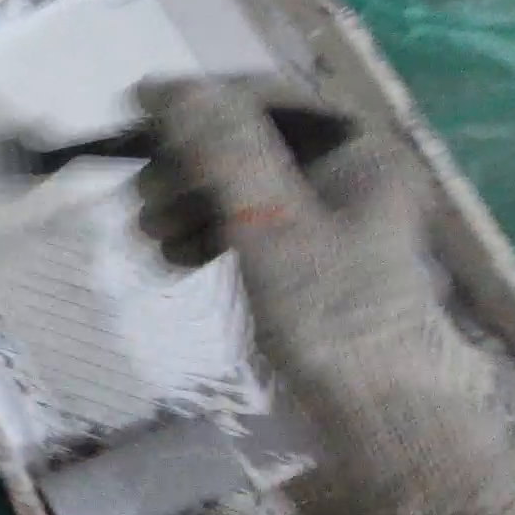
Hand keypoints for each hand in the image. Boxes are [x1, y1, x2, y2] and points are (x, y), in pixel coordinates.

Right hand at [135, 79, 514, 514]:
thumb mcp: (274, 226)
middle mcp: (333, 176)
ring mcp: (311, 221)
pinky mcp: (290, 262)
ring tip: (152, 241)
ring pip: (226, 188)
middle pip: (237, 142)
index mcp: (352, 152)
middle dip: (182, 167)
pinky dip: (196, 238)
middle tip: (143, 201)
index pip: (263, 97)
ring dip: (180, 206)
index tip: (135, 111)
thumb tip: (164, 87)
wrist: (379, 427)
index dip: (197, 99)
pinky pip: (231, 229)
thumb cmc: (335, 319)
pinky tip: (173, 262)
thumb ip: (222, 151)